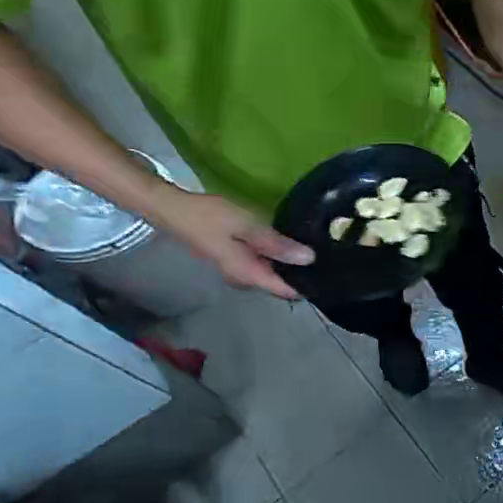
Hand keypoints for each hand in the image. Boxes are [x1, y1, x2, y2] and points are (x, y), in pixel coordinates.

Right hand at [150, 190, 312, 300]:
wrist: (173, 211)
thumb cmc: (210, 217)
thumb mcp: (247, 225)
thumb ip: (276, 244)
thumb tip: (309, 259)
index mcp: (249, 275)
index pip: (285, 291)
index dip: (307, 286)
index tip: (329, 276)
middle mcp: (244, 280)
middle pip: (278, 285)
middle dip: (299, 276)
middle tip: (326, 259)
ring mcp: (236, 272)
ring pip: (269, 275)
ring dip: (287, 266)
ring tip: (311, 250)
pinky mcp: (232, 261)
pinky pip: (260, 266)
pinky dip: (274, 259)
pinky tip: (285, 244)